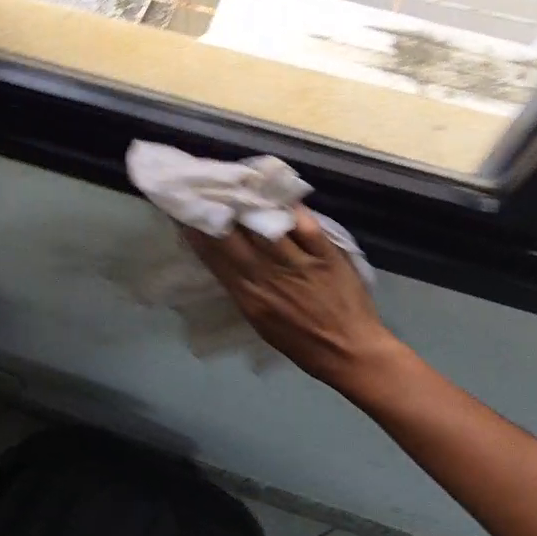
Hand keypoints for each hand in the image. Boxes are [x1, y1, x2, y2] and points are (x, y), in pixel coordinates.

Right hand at [182, 208, 407, 392]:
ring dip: (250, 204)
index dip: (198, 234)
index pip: (216, 260)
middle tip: (205, 188)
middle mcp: (269, 279)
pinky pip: (306, 228)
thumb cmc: (305, 343)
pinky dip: (293, 210)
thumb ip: (246, 291)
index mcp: (250, 298)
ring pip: (267, 229)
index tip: (186, 212)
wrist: (350, 353)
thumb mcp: (263, 324)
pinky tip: (281, 193)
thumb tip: (227, 261)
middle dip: (217, 212)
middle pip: (234, 240)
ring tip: (238, 183)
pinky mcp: (327, 257)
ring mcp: (298, 266)